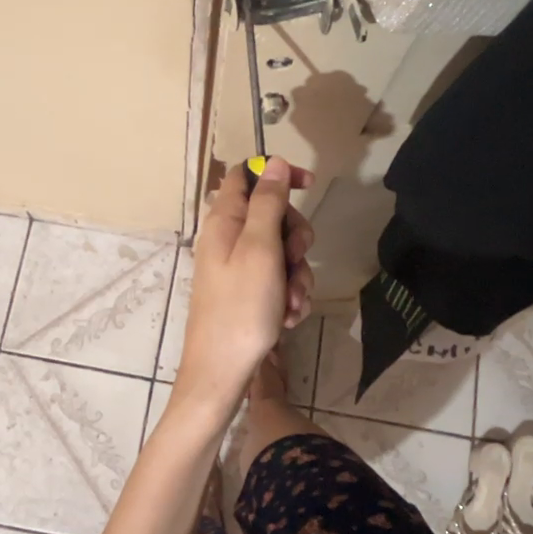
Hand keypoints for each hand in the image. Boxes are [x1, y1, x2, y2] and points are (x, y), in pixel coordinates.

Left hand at [176, 158, 314, 409]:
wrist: (222, 371)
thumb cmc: (240, 308)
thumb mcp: (260, 248)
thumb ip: (268, 203)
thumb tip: (274, 161)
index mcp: (224, 220)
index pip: (247, 175)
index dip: (278, 174)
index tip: (309, 185)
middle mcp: (228, 239)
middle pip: (273, 216)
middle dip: (295, 239)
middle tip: (294, 261)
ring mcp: (237, 268)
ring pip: (281, 253)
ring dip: (296, 275)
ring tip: (291, 303)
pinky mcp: (247, 293)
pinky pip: (278, 281)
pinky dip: (288, 295)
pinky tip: (288, 317)